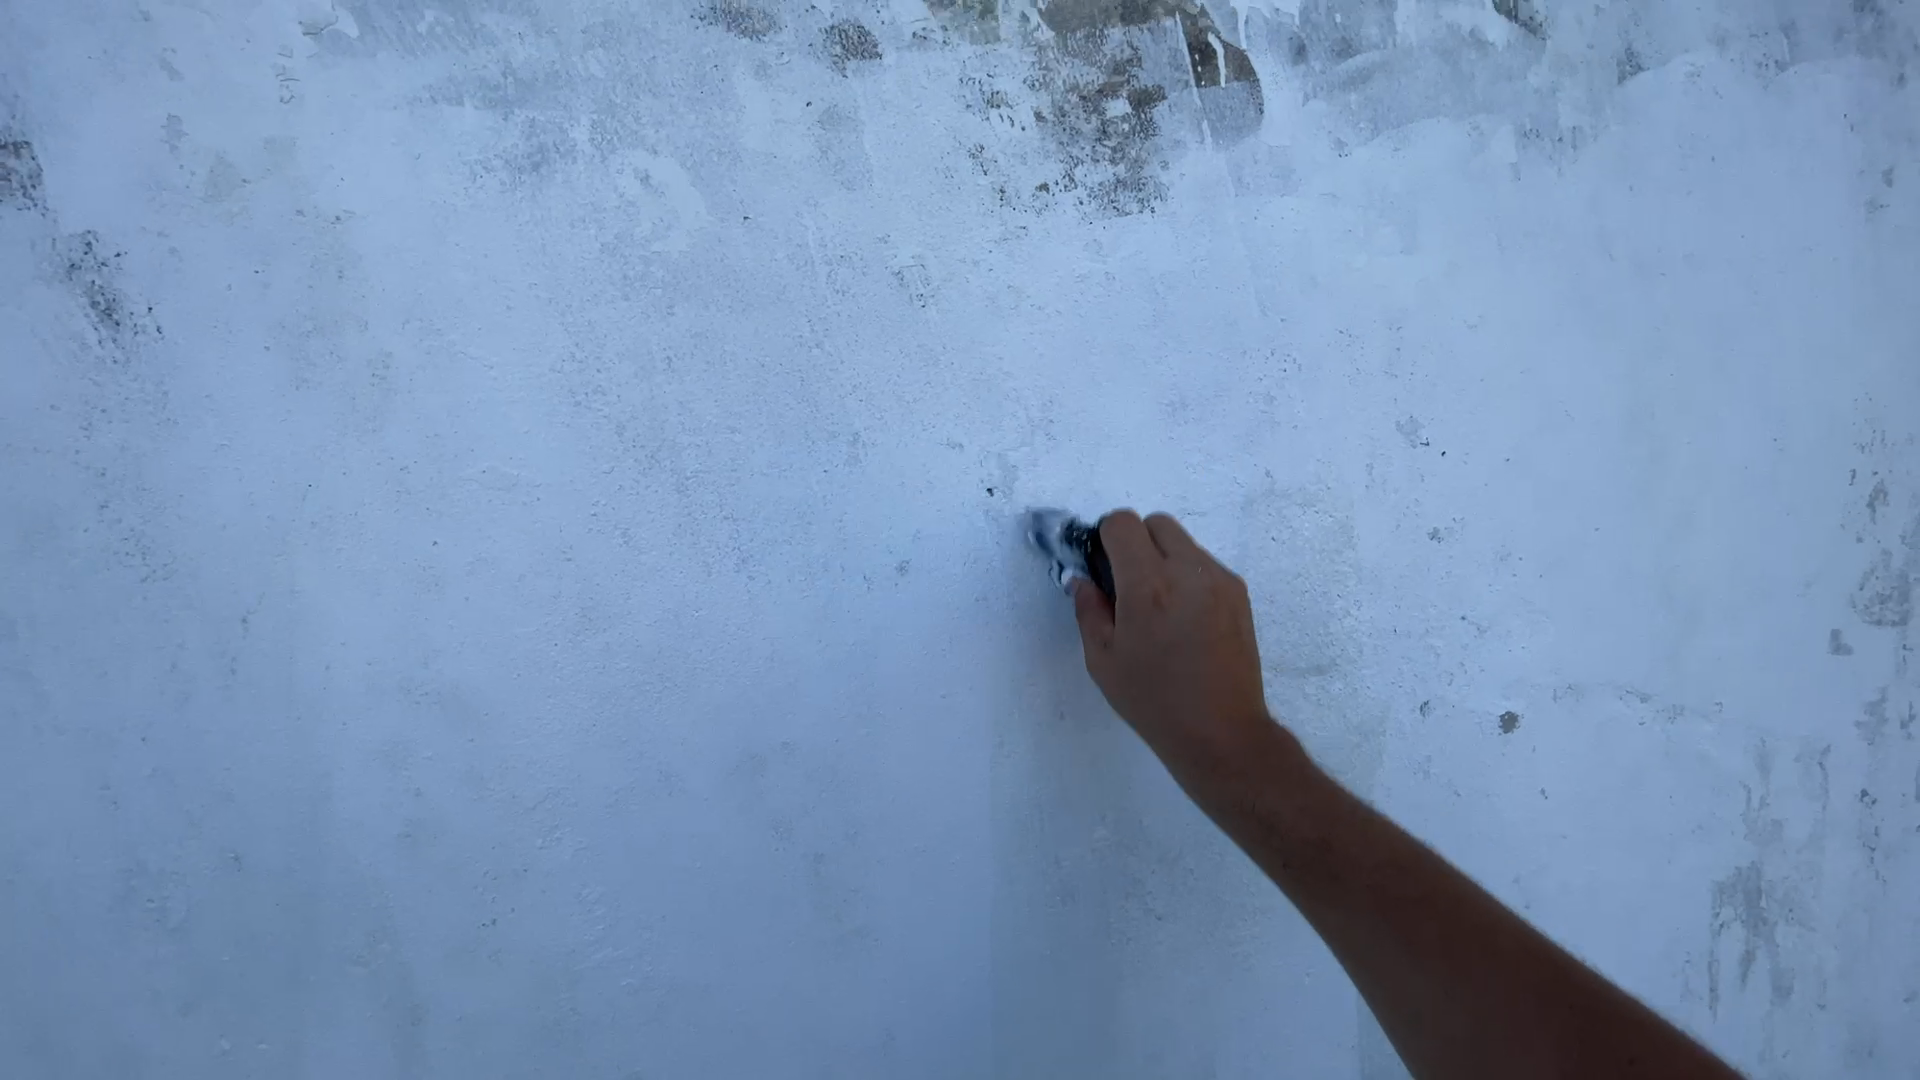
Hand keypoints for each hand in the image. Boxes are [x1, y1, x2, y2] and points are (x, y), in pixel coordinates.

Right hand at [1071, 511, 1275, 778]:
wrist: (1221, 731)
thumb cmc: (1153, 700)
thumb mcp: (1102, 660)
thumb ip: (1089, 610)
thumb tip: (1083, 579)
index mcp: (1149, 586)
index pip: (1123, 524)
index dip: (1105, 540)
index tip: (1103, 570)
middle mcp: (1188, 571)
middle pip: (1156, 523)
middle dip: (1135, 543)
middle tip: (1128, 585)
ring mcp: (1219, 580)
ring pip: (1183, 542)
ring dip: (1163, 559)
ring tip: (1159, 607)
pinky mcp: (1239, 593)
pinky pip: (1204, 565)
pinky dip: (1187, 576)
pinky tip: (1184, 619)